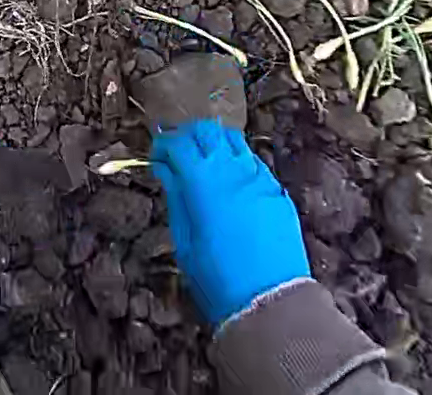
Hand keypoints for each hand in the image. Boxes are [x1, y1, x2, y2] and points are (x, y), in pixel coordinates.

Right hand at [151, 118, 311, 323]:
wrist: (271, 302)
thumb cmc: (218, 279)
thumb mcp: (185, 242)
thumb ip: (176, 197)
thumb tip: (165, 168)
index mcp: (203, 181)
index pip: (178, 144)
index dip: (163, 144)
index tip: (156, 154)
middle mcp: (231, 168)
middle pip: (206, 130)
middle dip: (188, 135)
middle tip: (178, 152)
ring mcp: (257, 174)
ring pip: (232, 138)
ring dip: (214, 142)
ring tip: (205, 160)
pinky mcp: (275, 186)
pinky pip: (252, 159)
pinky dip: (236, 159)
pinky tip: (230, 178)